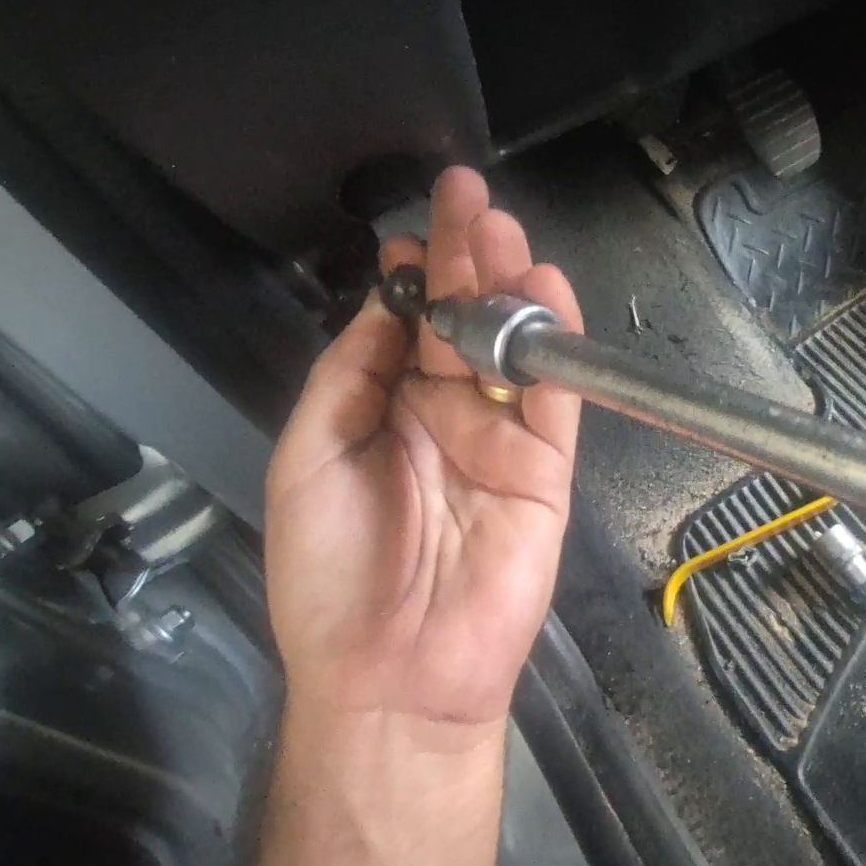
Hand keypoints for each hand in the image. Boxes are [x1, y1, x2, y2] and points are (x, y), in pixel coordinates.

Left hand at [254, 166, 581, 865]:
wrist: (395, 667)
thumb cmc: (334, 569)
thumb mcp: (309, 456)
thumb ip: (350, 375)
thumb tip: (387, 303)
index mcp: (388, 411)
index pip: (411, 327)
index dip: (415, 276)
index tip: (415, 228)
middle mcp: (448, 413)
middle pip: (466, 324)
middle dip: (467, 261)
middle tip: (468, 198)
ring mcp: (503, 436)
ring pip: (514, 347)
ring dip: (511, 286)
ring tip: (503, 228)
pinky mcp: (548, 464)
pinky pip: (556, 394)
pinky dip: (556, 341)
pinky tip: (546, 288)